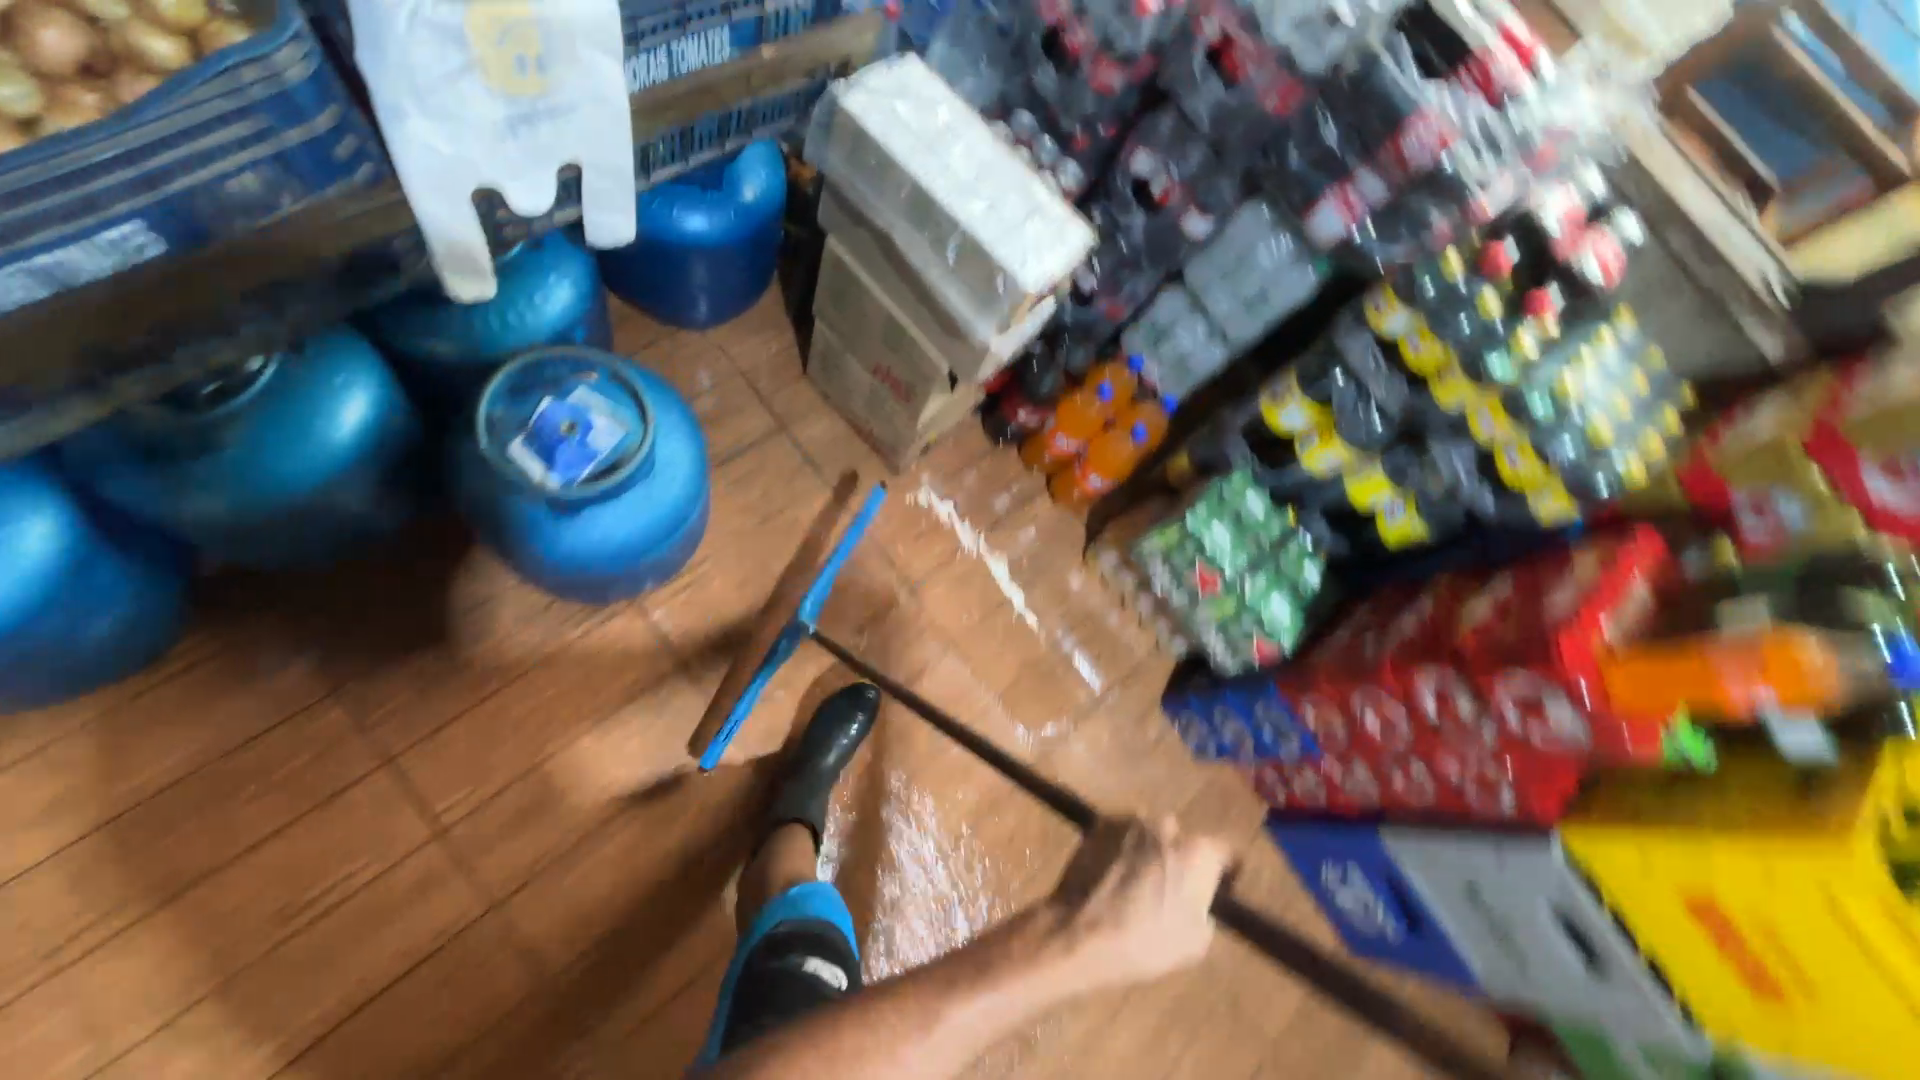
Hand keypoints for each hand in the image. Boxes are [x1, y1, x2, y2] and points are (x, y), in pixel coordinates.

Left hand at [1041, 816, 1233, 991]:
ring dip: (1148, 851)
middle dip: (1180, 857)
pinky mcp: (1099, 824)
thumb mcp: (1195, 941)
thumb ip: (1205, 909)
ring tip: (1133, 881)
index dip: (1225, 869)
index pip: (1226, 850)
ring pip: (1149, 834)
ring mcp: (1130, 820)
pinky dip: (1120, 849)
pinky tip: (1110, 874)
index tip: (1219, 885)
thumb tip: (1199, 898)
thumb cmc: (1144, 943)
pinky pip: (1120, 835)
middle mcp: (1166, 825)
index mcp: (1198, 852)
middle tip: (1169, 886)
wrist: (1079, 933)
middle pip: (1183, 839)